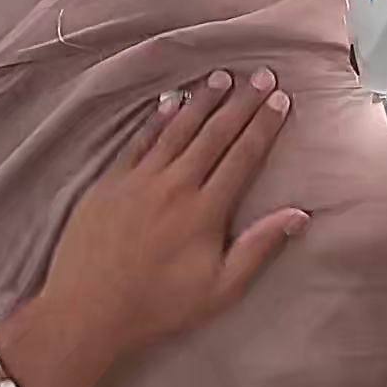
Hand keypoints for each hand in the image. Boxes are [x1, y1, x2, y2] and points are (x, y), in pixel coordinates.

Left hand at [0, 68, 307, 386]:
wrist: (87, 312)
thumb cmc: (159, 305)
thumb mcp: (220, 289)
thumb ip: (259, 247)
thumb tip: (299, 214)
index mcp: (205, 210)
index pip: (243, 156)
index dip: (264, 126)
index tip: (280, 100)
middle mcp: (175, 185)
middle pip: (215, 134)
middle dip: (242, 102)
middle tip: (262, 75)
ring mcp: (139, 179)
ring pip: (178, 129)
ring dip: (203, 100)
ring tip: (223, 77)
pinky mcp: (110, 181)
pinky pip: (139, 140)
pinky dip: (158, 118)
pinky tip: (171, 100)